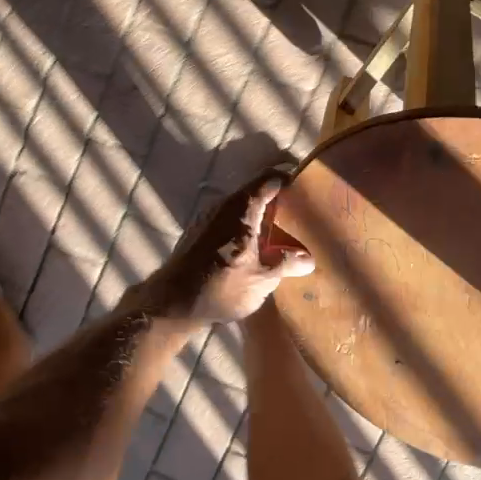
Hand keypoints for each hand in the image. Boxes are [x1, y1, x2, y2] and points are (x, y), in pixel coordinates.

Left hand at [136, 176, 313, 325]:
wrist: (173, 301)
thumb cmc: (221, 287)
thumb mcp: (261, 280)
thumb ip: (286, 264)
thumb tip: (307, 259)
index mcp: (241, 209)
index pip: (267, 180)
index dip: (286, 178)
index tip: (303, 183)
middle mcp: (222, 205)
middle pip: (253, 192)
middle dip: (275, 201)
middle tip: (298, 214)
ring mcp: (206, 217)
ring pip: (239, 207)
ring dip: (258, 216)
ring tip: (279, 233)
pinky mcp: (197, 231)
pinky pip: (227, 220)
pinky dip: (243, 227)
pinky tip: (253, 247)